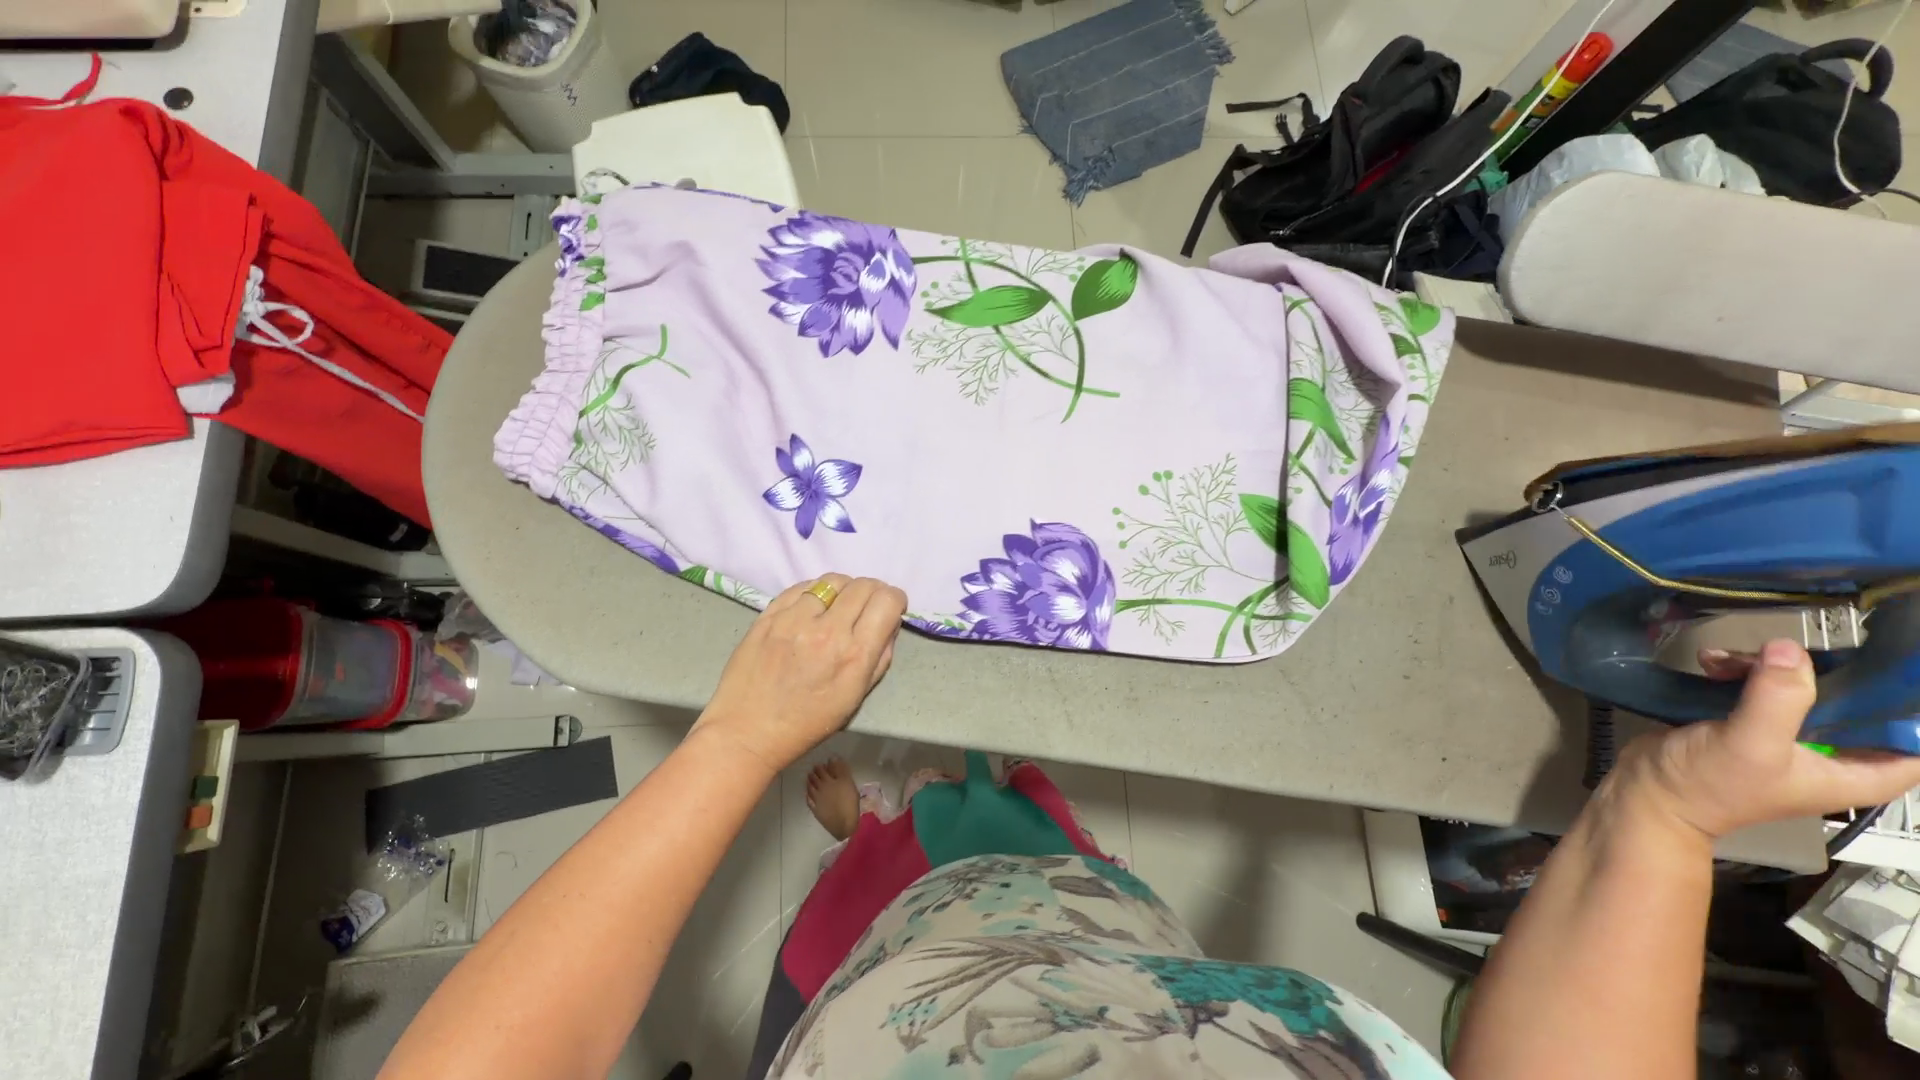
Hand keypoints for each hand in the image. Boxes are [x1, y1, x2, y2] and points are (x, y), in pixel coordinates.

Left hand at [691, 574, 907, 775]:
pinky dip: (814, 592)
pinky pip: (802, 586)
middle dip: (873, 592)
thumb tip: (888, 622)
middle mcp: (827, 630)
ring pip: (832, 580)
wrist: (748, 731)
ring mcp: (794, 619)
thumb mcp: (856, 697)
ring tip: (837, 606)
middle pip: (863, 585)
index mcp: (854, 655)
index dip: (895, 600)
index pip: (886, 600)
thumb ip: (880, 656)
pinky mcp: (769, 615)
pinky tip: (812, 608)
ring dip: (843, 589)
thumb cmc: (808, 723)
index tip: (890, 609)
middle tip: (866, 607)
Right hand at [1614, 638, 1919, 839]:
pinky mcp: (1752, 721)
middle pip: (1855, 697)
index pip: (1911, 732)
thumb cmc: (1711, 784)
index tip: (1869, 661)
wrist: (1648, 793)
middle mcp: (1836, 752)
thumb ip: (1777, 698)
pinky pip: (1763, 685)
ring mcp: (1791, 734)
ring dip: (1766, 666)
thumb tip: (1788, 647)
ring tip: (1725, 661)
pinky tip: (1711, 664)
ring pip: (1804, 684)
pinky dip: (1740, 669)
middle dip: (1817, 671)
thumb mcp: (1751, 745)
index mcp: (1863, 772)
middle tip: (1780, 654)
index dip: (1898, 698)